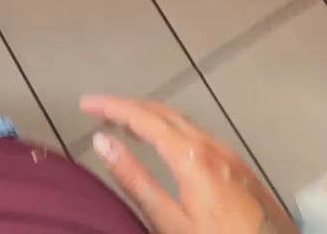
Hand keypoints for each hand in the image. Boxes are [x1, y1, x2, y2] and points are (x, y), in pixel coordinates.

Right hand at [79, 96, 297, 233]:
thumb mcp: (173, 226)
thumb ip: (136, 181)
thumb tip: (100, 140)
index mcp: (192, 157)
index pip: (142, 117)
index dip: (110, 106)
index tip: (84, 104)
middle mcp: (212, 146)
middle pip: (162, 111)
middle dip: (127, 107)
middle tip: (98, 112)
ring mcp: (230, 157)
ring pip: (181, 121)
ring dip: (149, 116)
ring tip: (123, 125)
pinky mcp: (241, 171)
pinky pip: (196, 134)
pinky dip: (170, 129)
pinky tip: (164, 146)